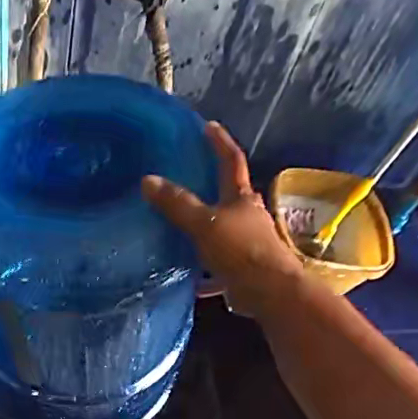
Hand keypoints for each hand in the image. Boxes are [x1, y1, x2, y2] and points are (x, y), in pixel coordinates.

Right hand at [142, 121, 306, 315]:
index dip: (219, 143)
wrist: (269, 292)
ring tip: (179, 223)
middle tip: (187, 177)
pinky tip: (185, 272)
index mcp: (241, 198)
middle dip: (211, 185)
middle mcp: (247, 216)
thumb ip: (177, 203)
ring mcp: (246, 243)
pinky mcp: (242, 270)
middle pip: (228, 195)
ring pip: (222, 228)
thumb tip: (148, 180)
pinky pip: (217, 264)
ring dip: (204, 226)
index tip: (208, 126)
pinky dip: (202, 267)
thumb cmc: (240, 250)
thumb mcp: (204, 223)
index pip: (231, 160)